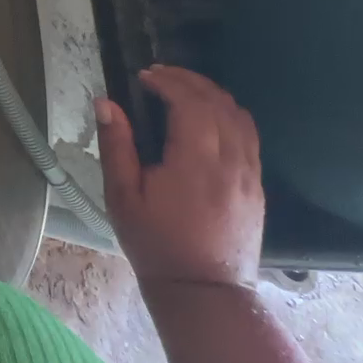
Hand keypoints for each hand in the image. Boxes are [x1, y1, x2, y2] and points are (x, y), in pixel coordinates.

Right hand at [96, 64, 264, 289]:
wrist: (204, 289)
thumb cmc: (155, 241)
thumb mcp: (122, 194)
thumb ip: (116, 145)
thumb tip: (106, 102)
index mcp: (196, 163)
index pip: (191, 105)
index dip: (168, 82)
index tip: (143, 76)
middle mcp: (231, 164)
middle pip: (219, 104)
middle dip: (189, 81)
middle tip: (158, 74)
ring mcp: (249, 176)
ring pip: (240, 118)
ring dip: (211, 94)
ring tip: (182, 87)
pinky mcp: (256, 187)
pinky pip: (249, 137)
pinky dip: (228, 114)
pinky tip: (208, 115)